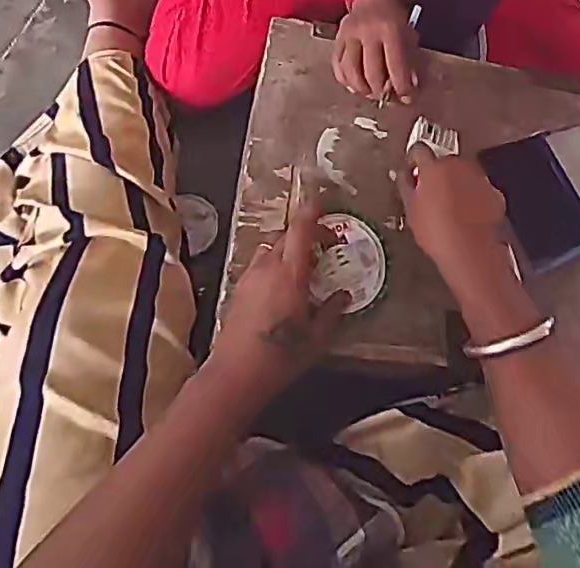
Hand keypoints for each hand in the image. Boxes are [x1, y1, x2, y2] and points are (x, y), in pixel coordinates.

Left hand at [205, 180, 347, 403]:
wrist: (235, 376)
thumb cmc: (281, 355)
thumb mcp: (317, 336)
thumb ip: (333, 311)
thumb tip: (344, 295)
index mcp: (290, 273)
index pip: (301, 229)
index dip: (313, 212)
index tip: (324, 204)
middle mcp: (268, 268)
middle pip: (287, 236)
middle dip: (307, 236)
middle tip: (325, 249)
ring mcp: (250, 277)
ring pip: (272, 250)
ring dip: (289, 250)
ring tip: (304, 269)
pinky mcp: (239, 290)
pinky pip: (261, 265)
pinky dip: (275, 265)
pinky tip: (283, 289)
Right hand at [334, 0, 419, 103]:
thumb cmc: (394, 17)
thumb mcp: (408, 35)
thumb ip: (409, 62)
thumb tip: (408, 90)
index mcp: (390, 29)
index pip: (395, 66)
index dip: (402, 87)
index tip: (407, 98)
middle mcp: (367, 32)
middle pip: (371, 73)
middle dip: (381, 91)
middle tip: (387, 96)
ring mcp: (349, 35)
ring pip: (350, 72)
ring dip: (361, 89)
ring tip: (371, 92)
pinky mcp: (337, 38)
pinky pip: (337, 65)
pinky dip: (346, 80)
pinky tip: (356, 84)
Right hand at [395, 146, 511, 287]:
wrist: (471, 252)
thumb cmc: (439, 232)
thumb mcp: (411, 209)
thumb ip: (406, 185)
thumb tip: (403, 175)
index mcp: (433, 166)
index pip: (419, 150)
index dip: (414, 160)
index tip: (413, 170)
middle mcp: (458, 165)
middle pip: (443, 161)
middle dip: (437, 174)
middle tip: (430, 195)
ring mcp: (478, 177)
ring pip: (463, 173)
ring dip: (456, 183)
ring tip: (449, 208)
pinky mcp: (493, 192)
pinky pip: (478, 188)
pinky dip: (473, 196)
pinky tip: (467, 215)